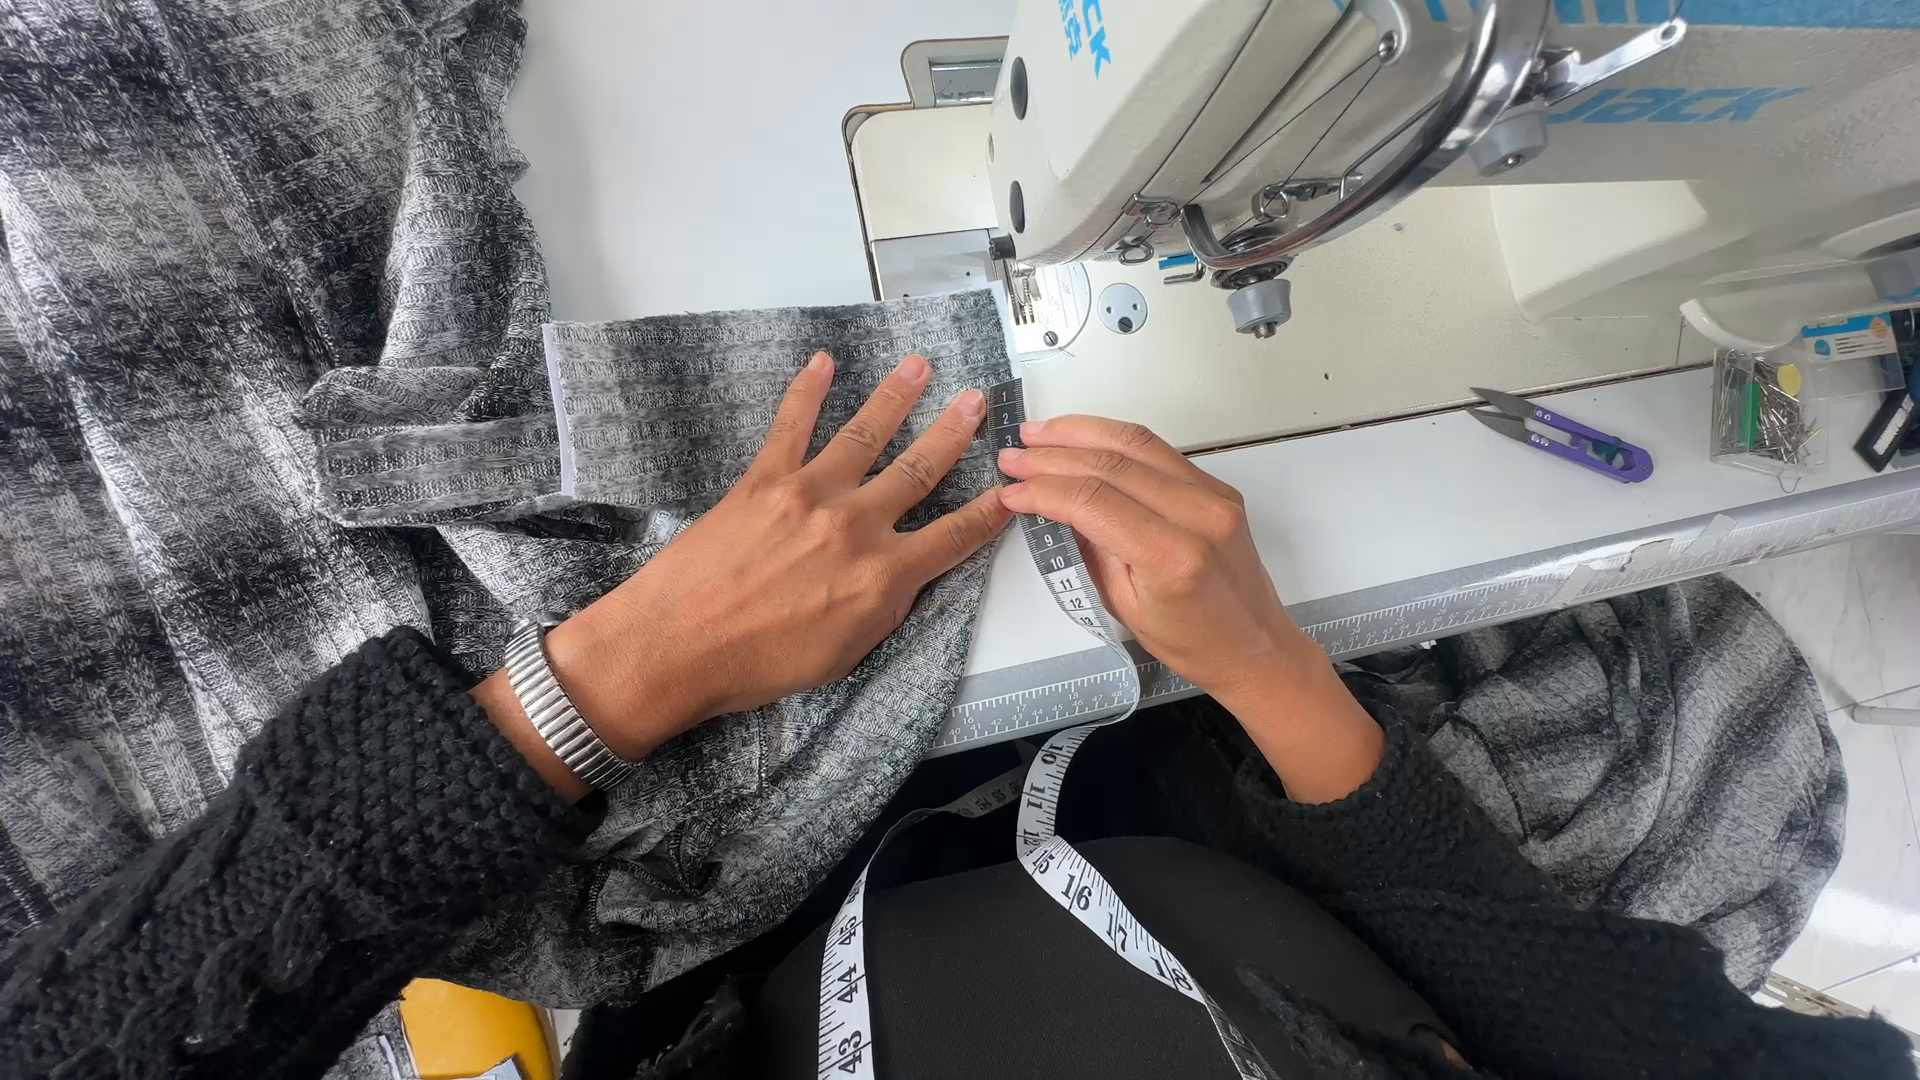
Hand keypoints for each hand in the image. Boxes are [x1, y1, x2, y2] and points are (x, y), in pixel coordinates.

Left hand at [476, 352, 1010, 798]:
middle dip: (953, 432)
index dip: (991, 511)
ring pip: (865, 436)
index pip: (956, 536)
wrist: (675, 648)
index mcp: (884, 578)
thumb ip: (884, 608)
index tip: (1012, 486)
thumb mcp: (846, 654)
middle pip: (920, 470)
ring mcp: (810, 496)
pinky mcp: (764, 480)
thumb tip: (903, 574)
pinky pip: (791, 426)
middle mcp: (857, 527)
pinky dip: (808, 391)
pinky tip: (823, 362)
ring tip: (919, 366)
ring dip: (896, 397)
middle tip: (975, 399)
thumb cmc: (761, 665)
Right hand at [997, 415, 1382, 801]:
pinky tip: (1083, 437)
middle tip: (1014, 455)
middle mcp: (1198, 514)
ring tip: (1039, 433)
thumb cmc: (1191, 642)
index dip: (1044, 489)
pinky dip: (1113, 438)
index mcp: (1171, 555)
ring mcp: (1213, 494)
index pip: (1092, 501)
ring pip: (1136, 442)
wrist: (1256, 647)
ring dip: (1081, 431)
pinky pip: (1157, 449)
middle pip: (1111, 464)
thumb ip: (1089, 547)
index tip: (1012, 489)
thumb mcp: (1123, 604)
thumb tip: (1053, 505)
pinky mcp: (1216, 485)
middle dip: (1053, 455)